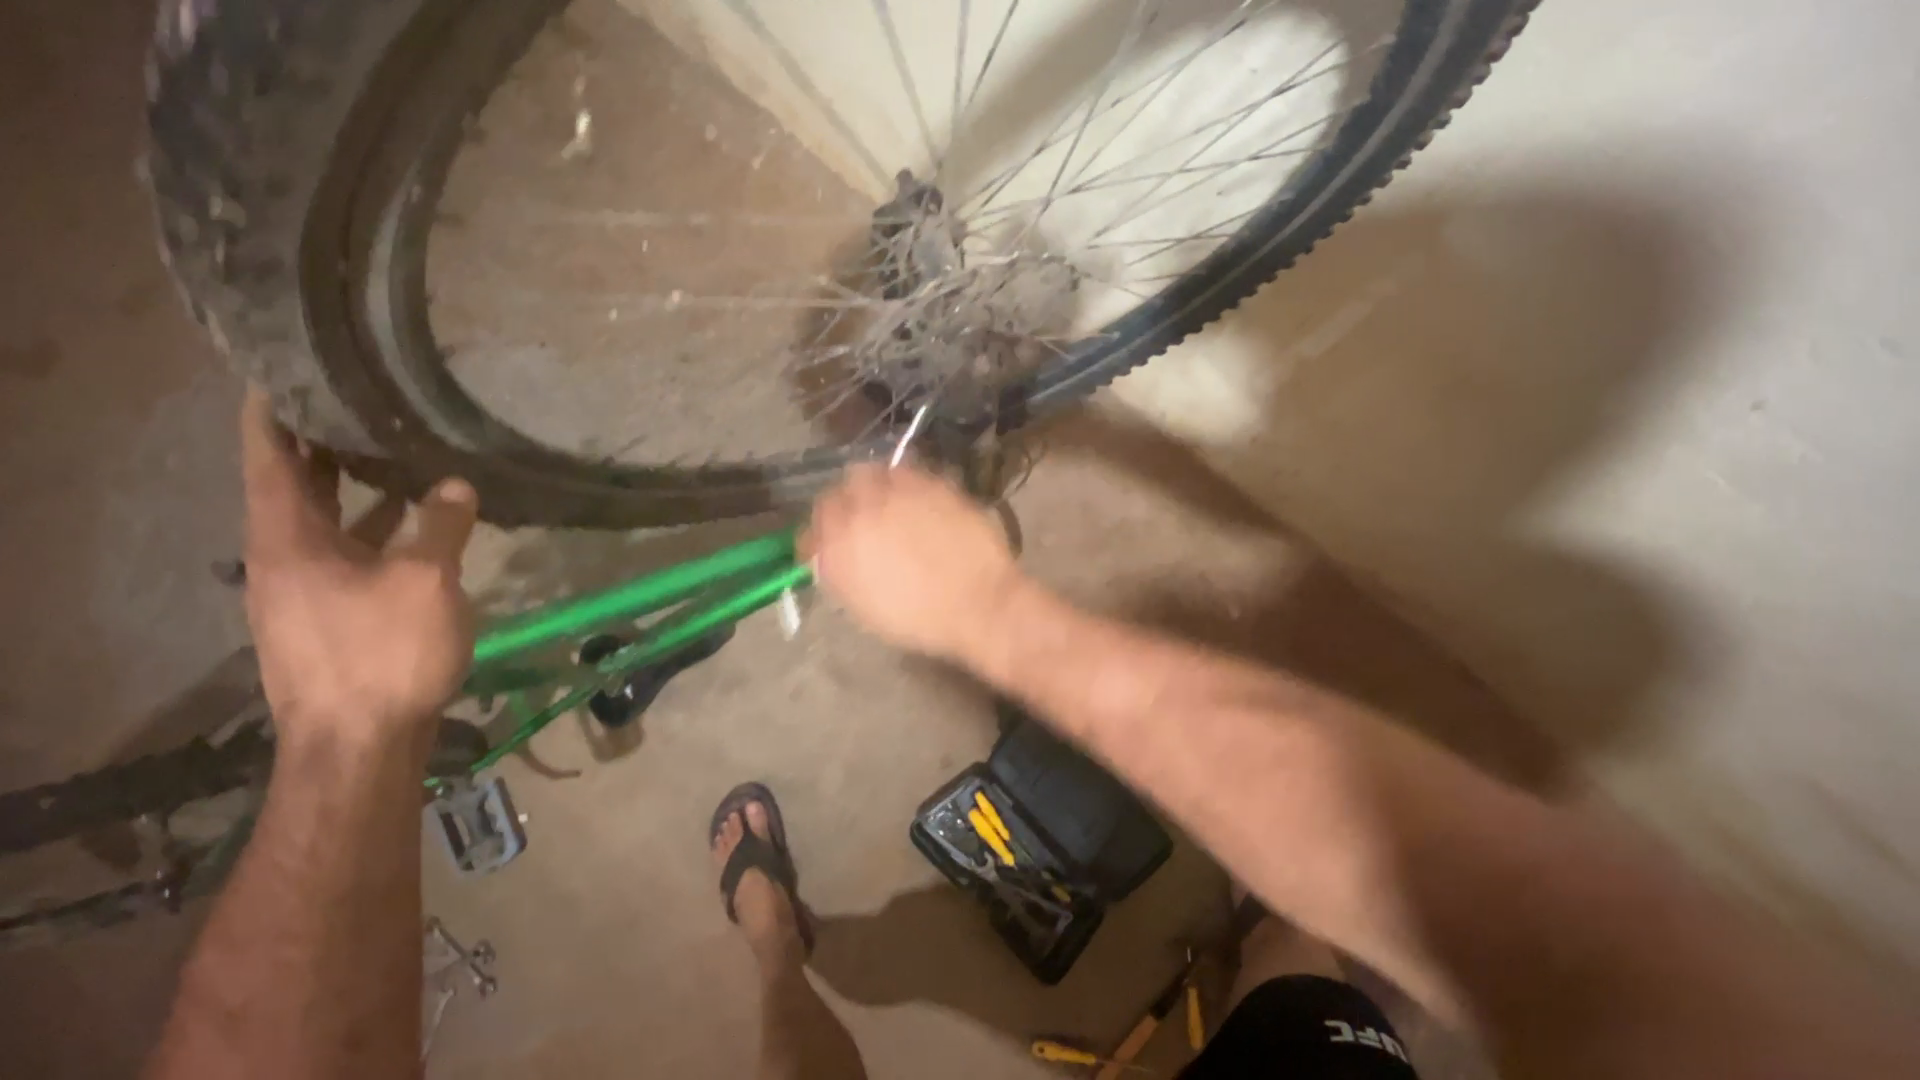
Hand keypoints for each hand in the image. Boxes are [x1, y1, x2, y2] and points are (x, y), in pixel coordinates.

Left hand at [239, 390, 478, 742]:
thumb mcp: (424, 579)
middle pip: (292, 487)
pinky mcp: (328, 620)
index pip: (268, 457)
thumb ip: (441, 525)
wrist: (360, 745)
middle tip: (352, 401)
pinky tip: (413, 527)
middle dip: (318, 445)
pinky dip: (371, 530)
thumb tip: (455, 486)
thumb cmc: (382, 653)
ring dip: (349, 489)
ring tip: (389, 452)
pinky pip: (344, 554)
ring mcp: (303, 593)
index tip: (280, 373)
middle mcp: (282, 559)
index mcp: (287, 538)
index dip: (272, 413)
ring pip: (321, 523)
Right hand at [805, 464, 1024, 660]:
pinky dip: (909, 482)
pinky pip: (910, 472)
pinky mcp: (932, 483)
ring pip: (874, 472)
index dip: (823, 530)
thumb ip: (842, 573)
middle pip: (842, 490)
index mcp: (837, 546)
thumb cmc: (922, 620)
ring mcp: (898, 493)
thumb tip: (832, 557)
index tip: (832, 538)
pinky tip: (919, 499)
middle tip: (864, 515)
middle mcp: (860, 512)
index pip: (815, 523)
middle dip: (849, 500)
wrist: (978, 604)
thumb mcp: (865, 607)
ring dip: (877, 484)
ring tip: (891, 500)